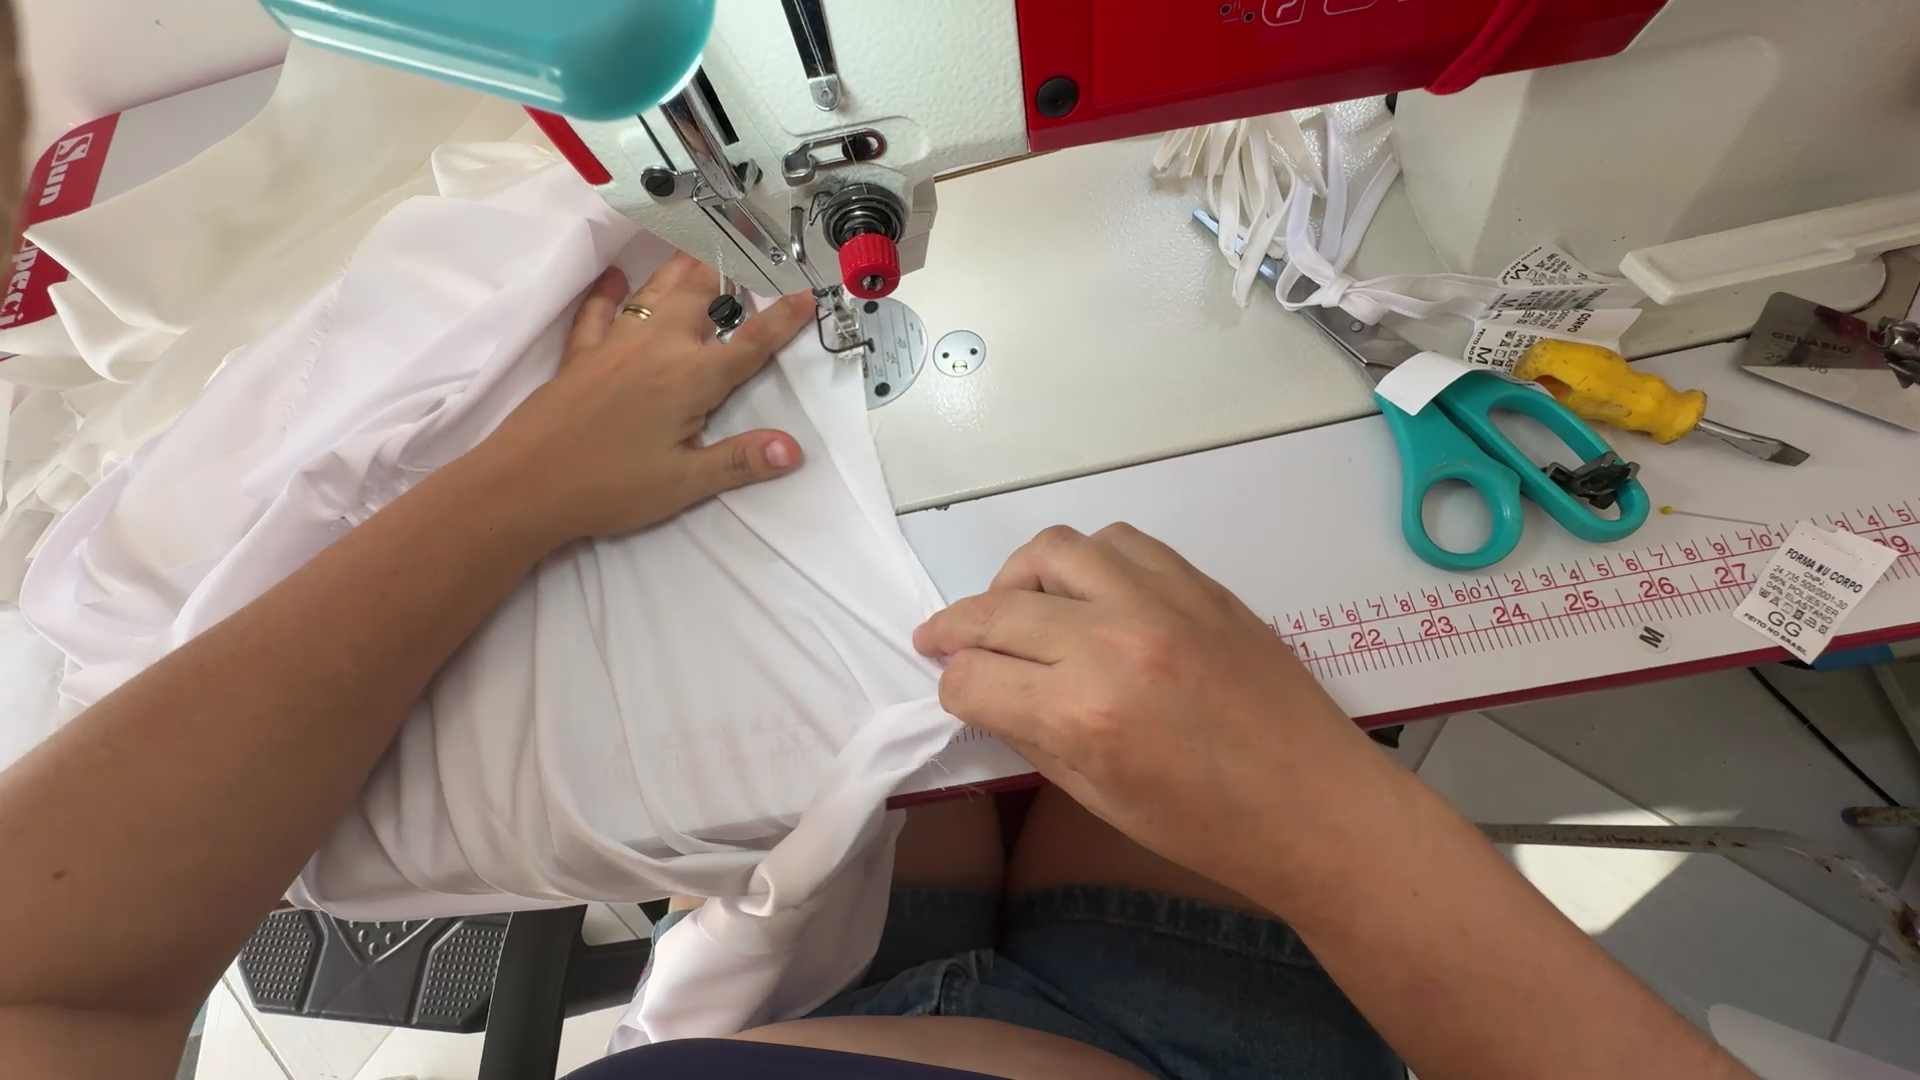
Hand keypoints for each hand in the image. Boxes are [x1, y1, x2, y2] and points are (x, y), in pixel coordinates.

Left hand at [469, 253, 816, 543]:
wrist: (523, 486)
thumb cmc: (610, 487)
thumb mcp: (686, 482)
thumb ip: (741, 461)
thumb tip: (792, 450)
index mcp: (689, 378)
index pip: (749, 343)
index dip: (782, 319)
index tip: (806, 294)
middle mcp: (657, 348)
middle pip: (700, 296)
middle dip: (728, 272)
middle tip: (749, 253)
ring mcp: (616, 345)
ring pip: (656, 291)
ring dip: (681, 268)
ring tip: (700, 247)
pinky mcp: (583, 355)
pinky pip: (599, 310)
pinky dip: (609, 290)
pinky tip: (615, 275)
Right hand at [913, 524, 1376, 898]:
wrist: (1318, 806)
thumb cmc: (1206, 827)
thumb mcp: (1096, 798)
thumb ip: (1028, 734)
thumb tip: (985, 693)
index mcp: (1082, 713)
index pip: (973, 678)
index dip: (951, 688)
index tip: (957, 693)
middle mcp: (1111, 640)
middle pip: (995, 609)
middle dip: (952, 628)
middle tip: (940, 639)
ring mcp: (1158, 600)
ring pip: (1052, 550)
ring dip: (1014, 578)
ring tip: (1014, 605)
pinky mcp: (1196, 583)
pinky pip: (1118, 541)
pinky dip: (1085, 559)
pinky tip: (1086, 589)